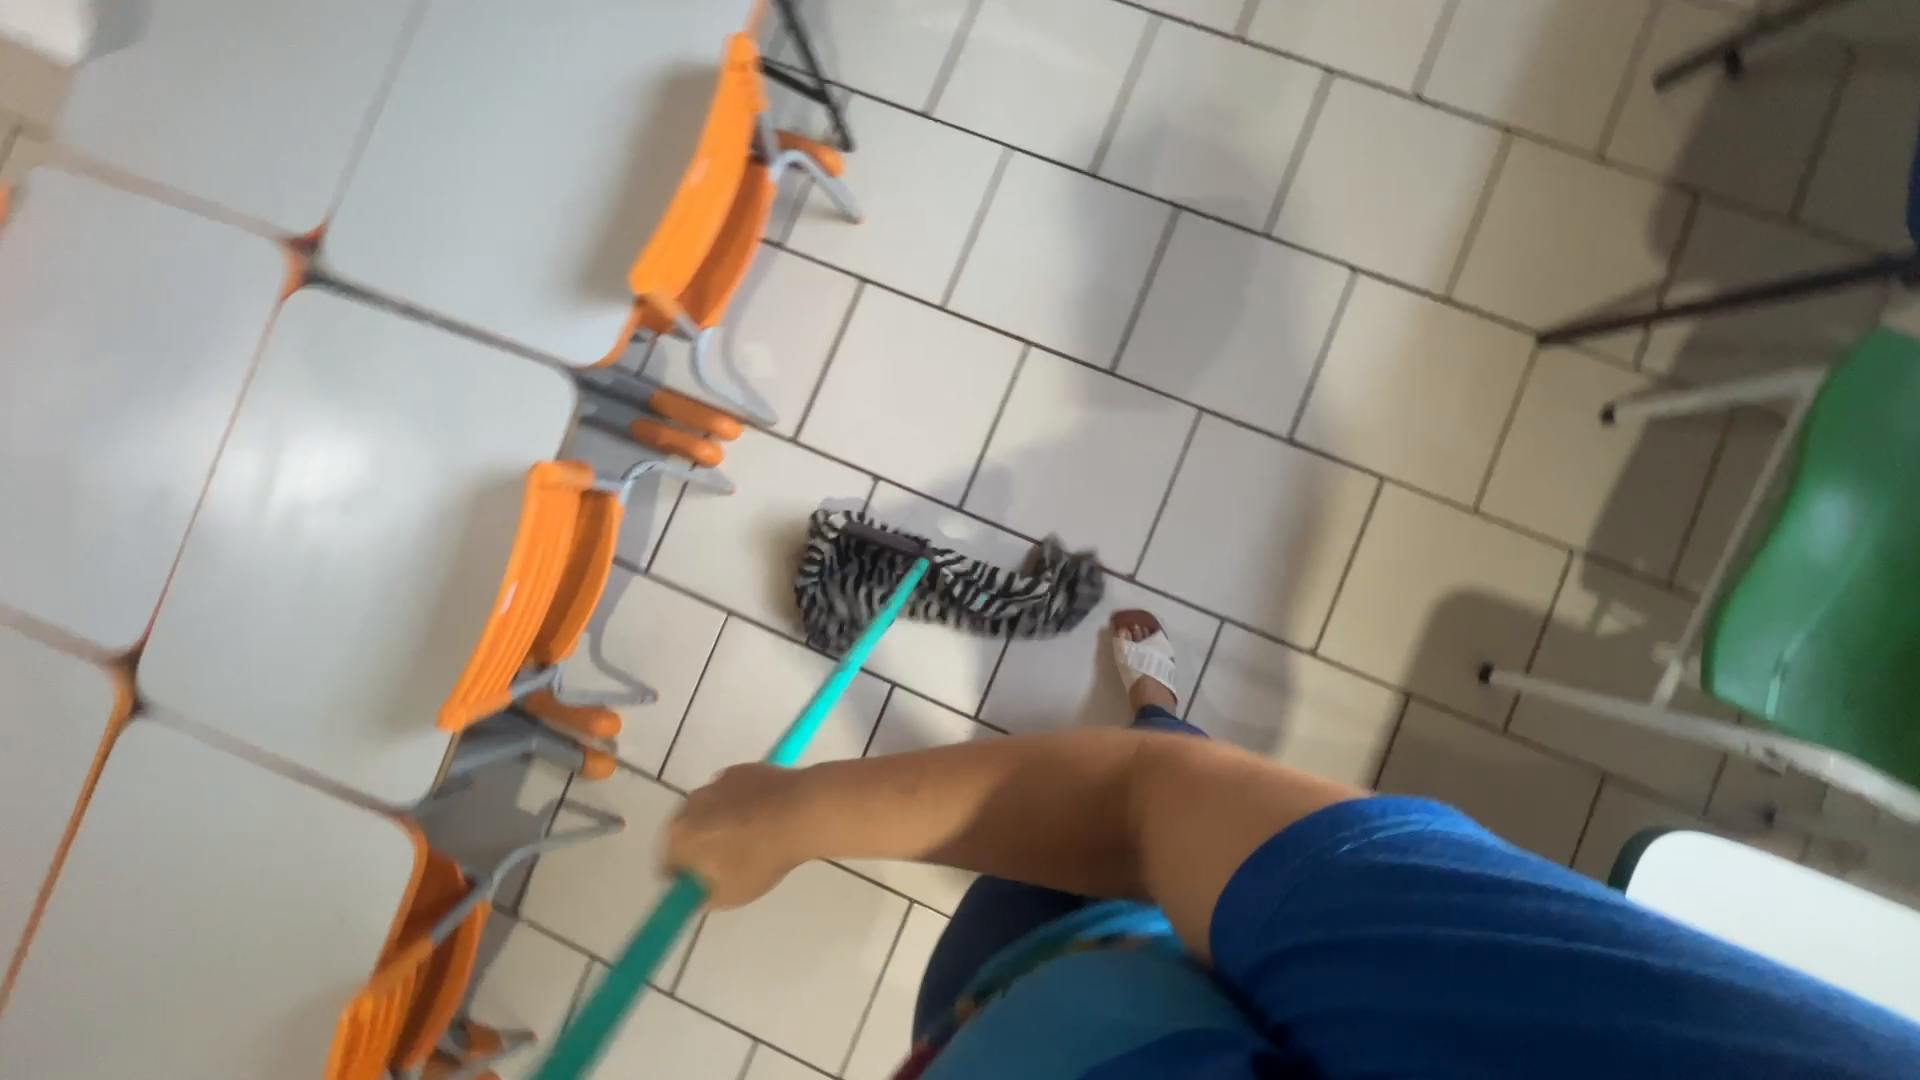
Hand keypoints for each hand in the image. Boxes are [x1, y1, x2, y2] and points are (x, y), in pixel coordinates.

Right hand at [664, 763, 814, 908]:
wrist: (801, 812)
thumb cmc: (761, 858)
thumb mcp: (729, 895)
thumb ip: (702, 897)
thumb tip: (696, 893)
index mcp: (679, 836)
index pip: (667, 864)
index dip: (683, 878)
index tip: (701, 885)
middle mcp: (689, 804)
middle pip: (685, 832)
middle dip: (700, 847)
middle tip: (726, 863)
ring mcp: (716, 782)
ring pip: (708, 810)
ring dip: (720, 822)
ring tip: (751, 837)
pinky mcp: (740, 769)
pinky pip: (731, 793)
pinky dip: (740, 803)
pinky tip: (763, 815)